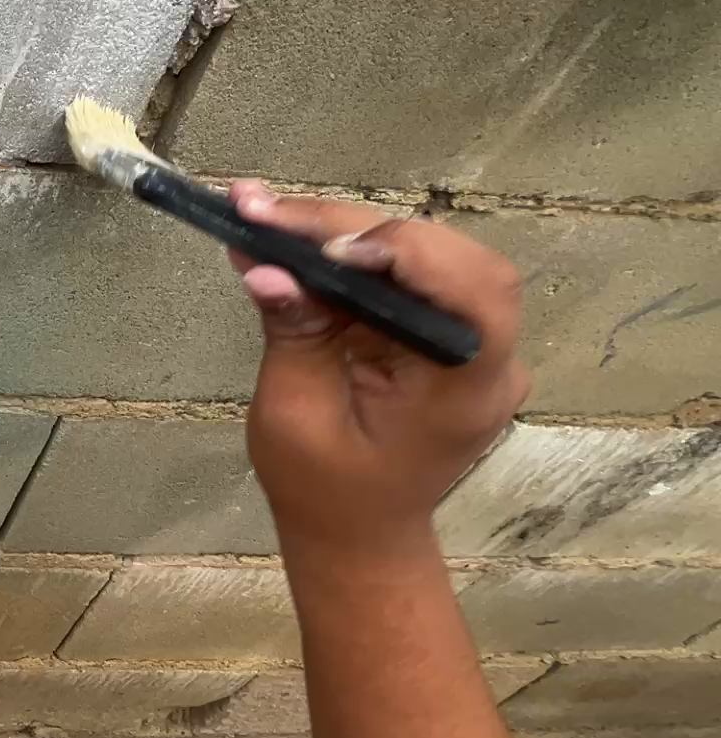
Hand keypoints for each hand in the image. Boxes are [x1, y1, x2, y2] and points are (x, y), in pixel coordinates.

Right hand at [226, 181, 529, 553]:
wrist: (352, 529)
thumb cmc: (320, 484)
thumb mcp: (293, 413)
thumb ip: (293, 336)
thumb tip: (266, 269)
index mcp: (462, 385)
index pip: (470, 291)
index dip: (404, 252)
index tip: (324, 251)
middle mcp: (479, 354)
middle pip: (441, 258)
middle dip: (346, 225)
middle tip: (260, 208)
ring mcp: (456, 341)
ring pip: (416, 255)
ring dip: (335, 229)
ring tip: (258, 212)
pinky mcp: (421, 334)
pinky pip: (390, 277)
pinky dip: (334, 252)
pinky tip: (279, 237)